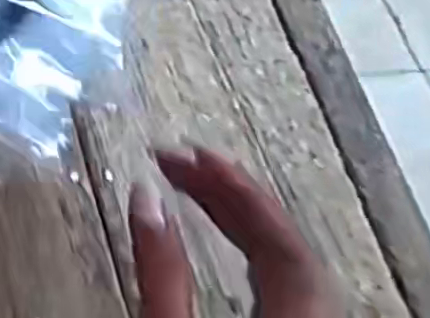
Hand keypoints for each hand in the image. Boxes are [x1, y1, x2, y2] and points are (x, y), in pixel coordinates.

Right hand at [129, 147, 333, 317]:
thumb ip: (159, 268)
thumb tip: (143, 192)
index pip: (285, 247)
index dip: (244, 192)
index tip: (196, 151)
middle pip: (285, 248)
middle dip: (229, 194)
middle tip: (176, 159)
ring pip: (282, 261)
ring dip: (232, 213)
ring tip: (184, 179)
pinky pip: (279, 278)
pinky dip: (243, 241)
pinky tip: (211, 221)